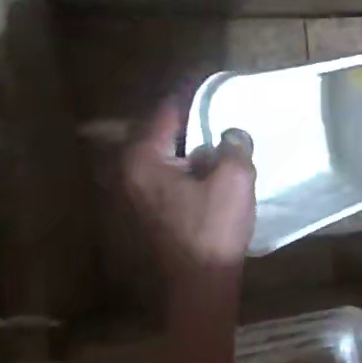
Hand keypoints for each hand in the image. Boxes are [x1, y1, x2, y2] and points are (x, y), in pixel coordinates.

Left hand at [121, 98, 256, 282]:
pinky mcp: (144, 211)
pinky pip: (161, 173)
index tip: (210, 78)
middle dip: (185, 116)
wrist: (200, 285)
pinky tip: (206, 165)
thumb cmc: (213, 230)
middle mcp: (127, 171)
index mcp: (142, 158)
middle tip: (213, 104)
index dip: (190, 92)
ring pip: (159, 153)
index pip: (165, 110)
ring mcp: (132, 193)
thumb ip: (234, 146)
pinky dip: (181, 163)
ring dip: (184, 142)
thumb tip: (231, 135)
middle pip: (157, 130)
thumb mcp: (234, 180)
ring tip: (213, 132)